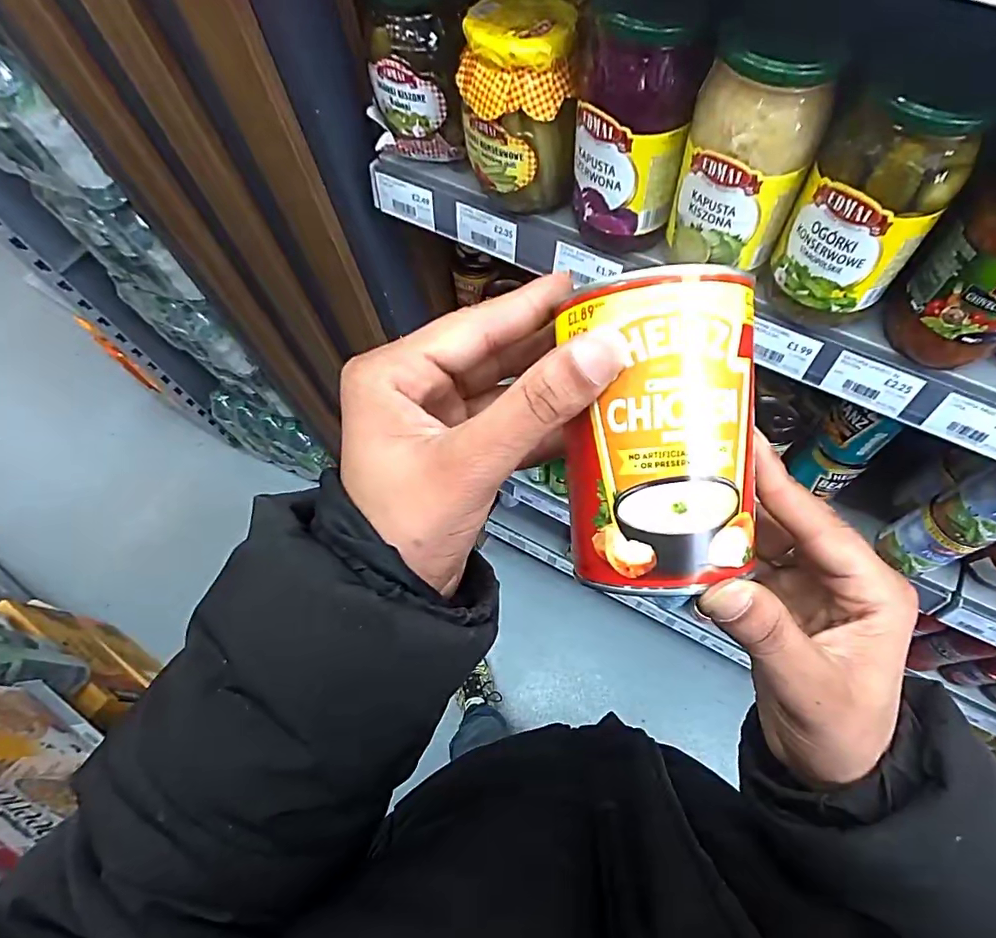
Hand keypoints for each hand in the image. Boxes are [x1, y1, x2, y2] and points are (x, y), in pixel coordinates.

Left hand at [341, 273, 630, 596]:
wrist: (392, 593)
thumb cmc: (405, 527)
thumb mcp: (472, 460)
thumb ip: (537, 404)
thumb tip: (600, 351)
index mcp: (392, 376)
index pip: (472, 328)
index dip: (528, 307)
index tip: (575, 287)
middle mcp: (411, 391)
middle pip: (490, 357)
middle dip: (546, 347)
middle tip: (601, 328)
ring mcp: (435, 424)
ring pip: (503, 393)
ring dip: (549, 388)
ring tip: (602, 369)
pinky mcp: (457, 453)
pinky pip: (505, 427)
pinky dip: (540, 426)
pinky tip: (580, 419)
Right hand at [695, 444, 917, 785]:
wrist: (828, 770)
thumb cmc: (840, 732)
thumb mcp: (808, 687)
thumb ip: (767, 635)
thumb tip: (719, 589)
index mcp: (871, 590)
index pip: (822, 530)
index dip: (784, 489)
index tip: (750, 449)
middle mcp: (840, 578)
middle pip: (792, 525)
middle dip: (752, 493)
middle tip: (709, 456)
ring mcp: (808, 589)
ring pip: (767, 542)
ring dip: (731, 520)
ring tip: (691, 488)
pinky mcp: (781, 602)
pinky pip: (748, 568)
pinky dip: (720, 555)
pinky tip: (692, 539)